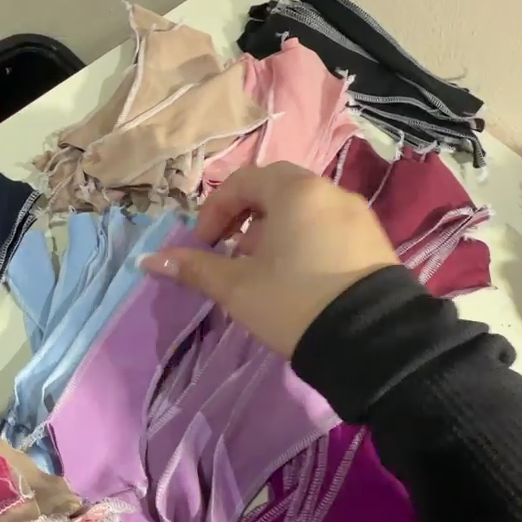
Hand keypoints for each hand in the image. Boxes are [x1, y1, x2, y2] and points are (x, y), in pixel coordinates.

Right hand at [141, 162, 398, 356]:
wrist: (371, 340)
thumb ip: (194, 268)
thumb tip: (150, 260)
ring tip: (259, 267)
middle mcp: (329, 192)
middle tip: (229, 250)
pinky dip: (301, 238)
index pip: (243, 181)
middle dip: (243, 216)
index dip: (214, 210)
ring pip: (302, 208)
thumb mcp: (236, 287)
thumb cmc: (293, 301)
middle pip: (275, 189)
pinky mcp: (372, 240)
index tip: (204, 245)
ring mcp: (356, 215)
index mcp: (295, 192)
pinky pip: (326, 225)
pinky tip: (294, 275)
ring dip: (271, 228)